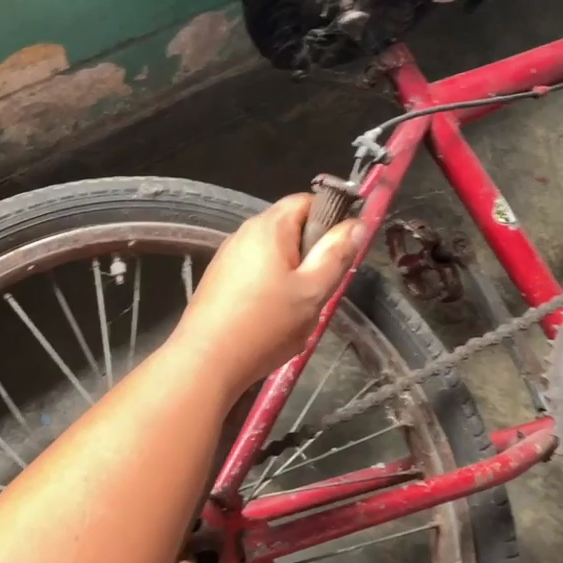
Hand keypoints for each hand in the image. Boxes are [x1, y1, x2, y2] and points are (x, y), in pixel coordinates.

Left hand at [167, 194, 364, 396]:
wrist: (205, 361)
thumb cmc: (264, 324)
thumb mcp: (312, 291)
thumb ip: (336, 254)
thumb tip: (357, 222)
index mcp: (269, 226)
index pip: (307, 200)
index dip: (331, 219)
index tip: (341, 252)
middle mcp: (244, 232)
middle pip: (290, 227)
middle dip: (311, 254)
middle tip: (320, 288)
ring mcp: (229, 255)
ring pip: (275, 254)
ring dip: (292, 276)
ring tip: (297, 309)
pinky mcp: (220, 278)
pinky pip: (256, 271)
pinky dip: (271, 288)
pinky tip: (271, 318)